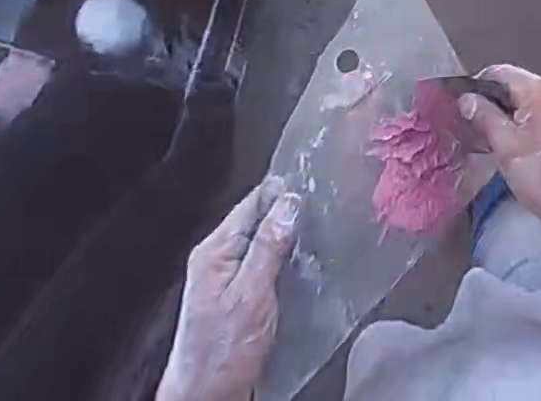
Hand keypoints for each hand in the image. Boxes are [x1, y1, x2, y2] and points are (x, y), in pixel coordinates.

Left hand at [156, 178, 300, 400]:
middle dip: (289, 214)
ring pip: (264, 242)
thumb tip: (290, 202)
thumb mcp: (250, 297)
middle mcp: (218, 256)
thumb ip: (269, 248)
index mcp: (215, 249)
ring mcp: (227, 276)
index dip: (283, 192)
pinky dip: (285, 261)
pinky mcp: (238, 295)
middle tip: (325, 210)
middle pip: (258, 219)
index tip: (315, 186)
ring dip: (289, 239)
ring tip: (321, 233)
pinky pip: (265, 264)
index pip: (252, 202)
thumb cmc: (223, 354)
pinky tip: (306, 265)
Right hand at [460, 64, 540, 230]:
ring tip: (491, 135)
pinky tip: (512, 139)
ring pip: (523, 97)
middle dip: (491, 101)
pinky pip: (536, 108)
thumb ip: (484, 116)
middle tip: (475, 125)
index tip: (464, 109)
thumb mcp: (506, 146)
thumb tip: (466, 98)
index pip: (497, 72)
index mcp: (538, 87)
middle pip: (511, 83)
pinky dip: (521, 118)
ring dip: (505, 112)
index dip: (476, 87)